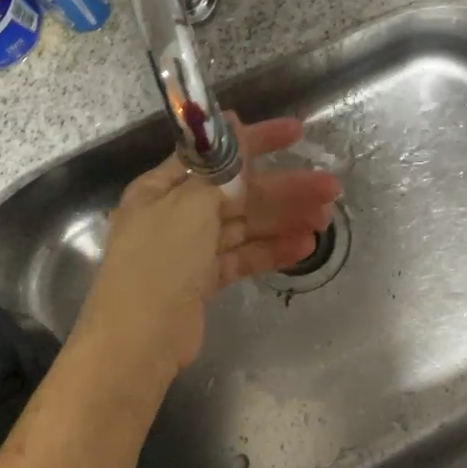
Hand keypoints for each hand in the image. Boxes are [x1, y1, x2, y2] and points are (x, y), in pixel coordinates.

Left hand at [74, 116, 341, 378]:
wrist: (137, 344)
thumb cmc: (159, 264)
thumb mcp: (189, 207)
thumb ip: (219, 171)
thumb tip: (231, 123)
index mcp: (163, 188)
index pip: (216, 155)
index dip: (256, 141)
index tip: (296, 133)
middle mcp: (176, 213)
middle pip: (238, 192)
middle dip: (284, 188)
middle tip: (330, 187)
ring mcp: (190, 249)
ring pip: (245, 225)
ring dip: (285, 219)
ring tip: (326, 219)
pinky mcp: (203, 281)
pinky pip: (243, 257)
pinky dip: (271, 251)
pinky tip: (305, 247)